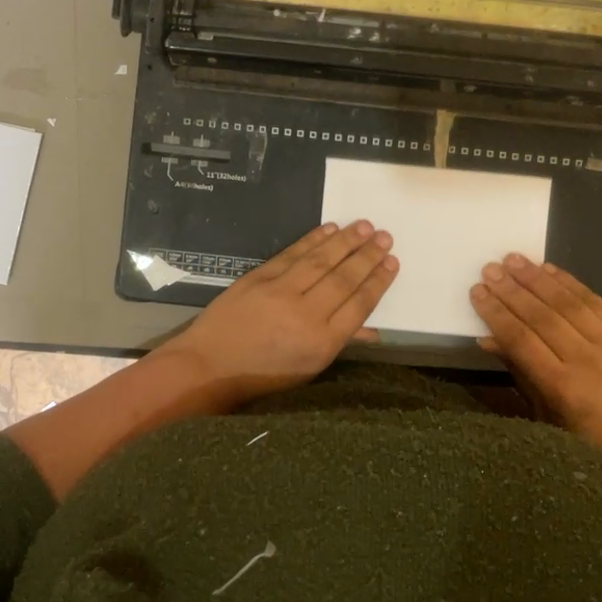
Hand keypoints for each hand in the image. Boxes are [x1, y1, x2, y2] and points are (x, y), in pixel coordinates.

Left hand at [159, 221, 398, 408]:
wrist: (210, 366)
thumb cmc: (262, 375)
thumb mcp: (308, 369)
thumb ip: (340, 343)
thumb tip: (373, 330)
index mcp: (322, 342)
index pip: (359, 304)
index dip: (378, 281)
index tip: (392, 263)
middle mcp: (306, 313)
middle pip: (344, 277)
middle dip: (367, 256)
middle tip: (385, 237)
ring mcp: (281, 292)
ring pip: (321, 260)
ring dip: (346, 241)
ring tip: (365, 226)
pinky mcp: (259, 277)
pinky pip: (293, 254)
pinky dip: (313, 240)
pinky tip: (330, 230)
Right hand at [469, 254, 601, 462]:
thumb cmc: (587, 438)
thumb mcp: (545, 411)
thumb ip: (519, 371)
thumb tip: (488, 338)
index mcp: (563, 387)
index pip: (522, 341)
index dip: (497, 314)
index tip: (477, 292)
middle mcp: (588, 361)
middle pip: (543, 317)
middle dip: (512, 291)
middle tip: (489, 269)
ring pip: (568, 303)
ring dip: (537, 278)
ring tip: (513, 260)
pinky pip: (594, 301)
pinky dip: (569, 283)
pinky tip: (548, 269)